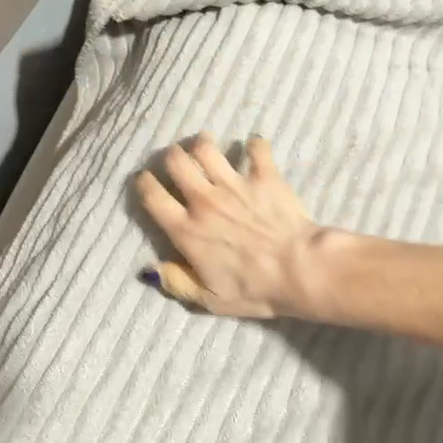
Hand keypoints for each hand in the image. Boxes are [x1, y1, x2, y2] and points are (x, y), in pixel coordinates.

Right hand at [134, 134, 325, 318]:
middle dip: (171, 156)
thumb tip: (151, 270)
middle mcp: (204, 200)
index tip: (145, 180)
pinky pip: (256, 149)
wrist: (299, 270)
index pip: (152, 196)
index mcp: (187, 230)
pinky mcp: (265, 177)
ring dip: (202, 143)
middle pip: (176, 161)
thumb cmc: (254, 290)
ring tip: (204, 145)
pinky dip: (254, 145)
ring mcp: (235, 185)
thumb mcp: (210, 300)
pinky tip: (254, 149)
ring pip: (207, 148)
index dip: (143, 183)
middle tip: (176, 160)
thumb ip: (177, 283)